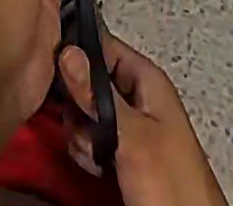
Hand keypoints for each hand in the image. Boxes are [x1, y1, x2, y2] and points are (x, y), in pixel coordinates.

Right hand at [60, 35, 228, 205]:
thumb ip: (97, 94)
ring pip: (87, 111)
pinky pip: (92, 137)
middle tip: (83, 123)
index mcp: (146, 80)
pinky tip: (95, 164)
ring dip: (82, 132)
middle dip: (78, 103)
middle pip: (90, 80)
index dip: (77, 52)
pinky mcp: (123, 151)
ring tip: (94, 151)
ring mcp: (130, 125)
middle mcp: (137, 97)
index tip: (56, 65)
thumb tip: (70, 54)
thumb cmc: (175, 187)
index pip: (104, 45)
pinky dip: (87, 150)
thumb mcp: (131, 134)